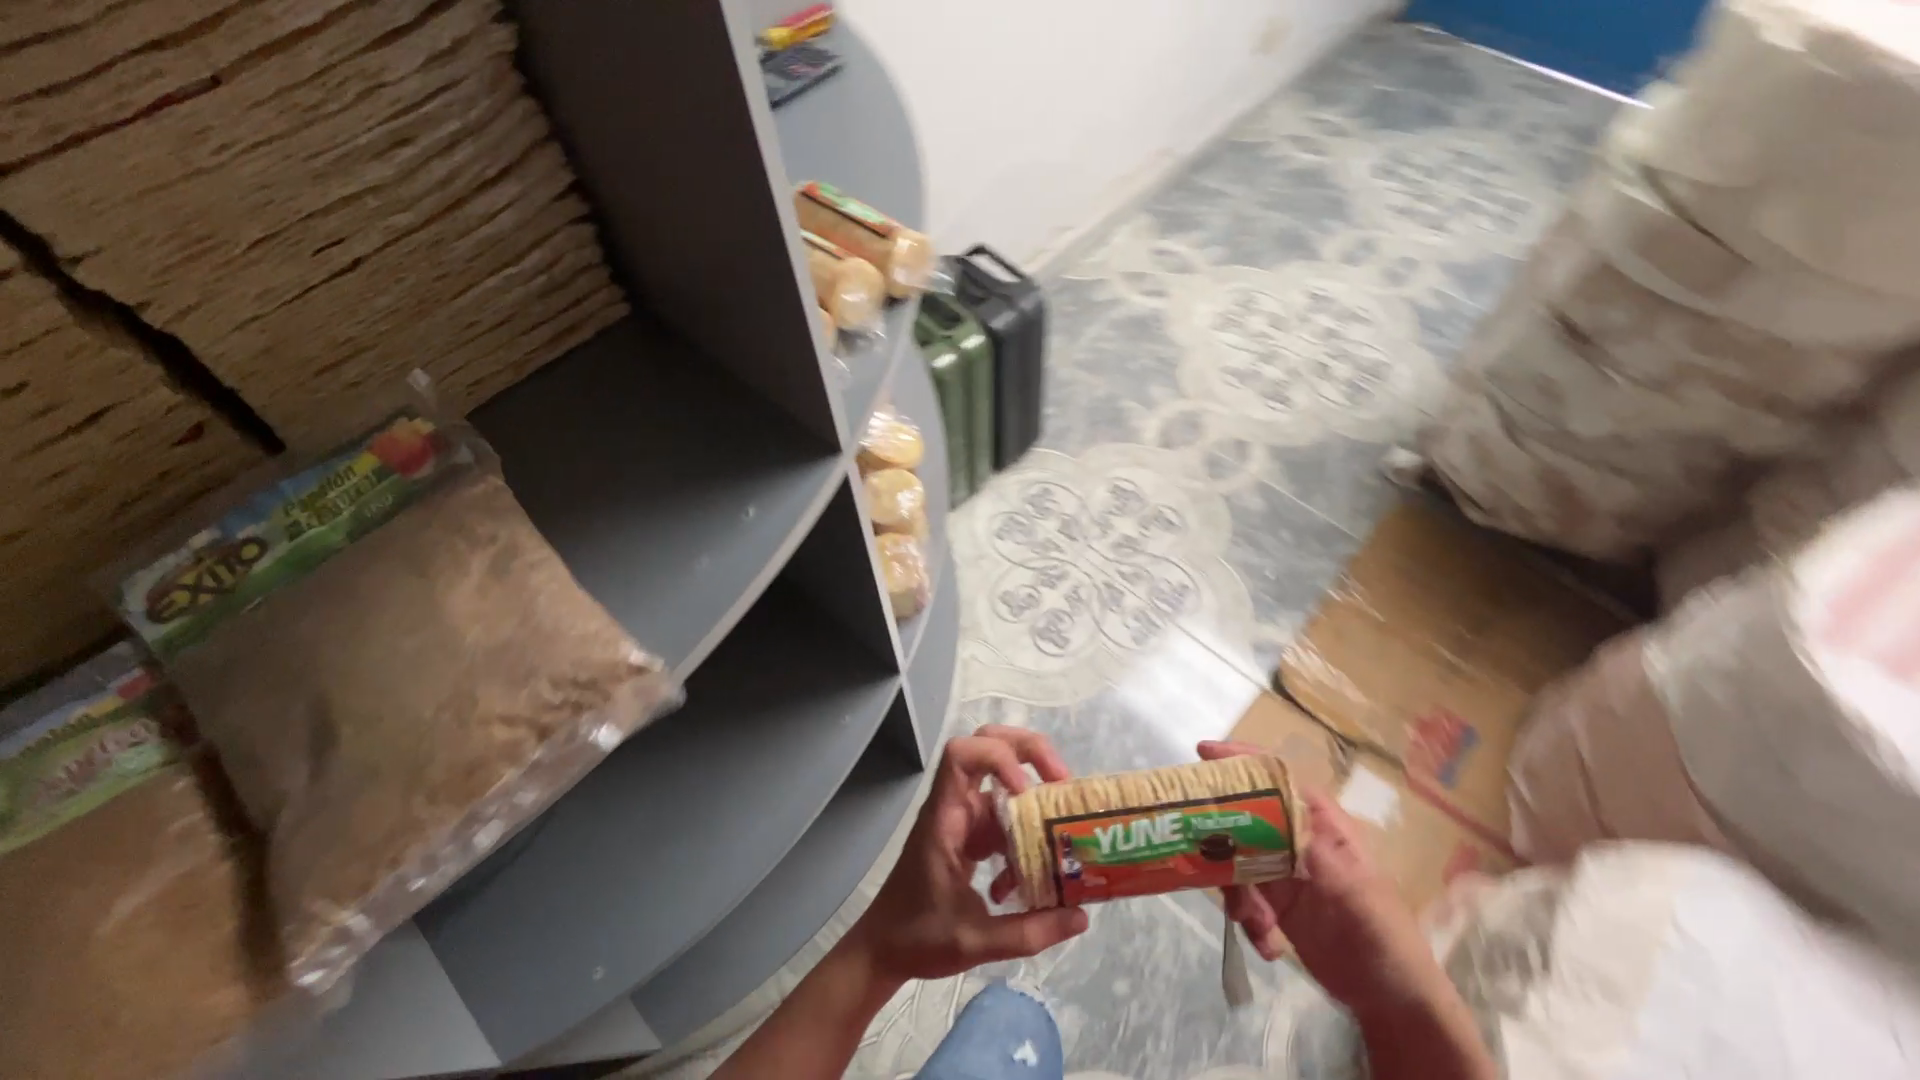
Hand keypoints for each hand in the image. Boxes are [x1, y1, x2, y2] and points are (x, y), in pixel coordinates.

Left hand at [845, 726, 1089, 983]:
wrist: (884, 949)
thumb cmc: (918, 938)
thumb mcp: (975, 942)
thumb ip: (1028, 932)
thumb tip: (1081, 917)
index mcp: (944, 819)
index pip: (960, 756)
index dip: (998, 757)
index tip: (1026, 789)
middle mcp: (954, 808)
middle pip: (987, 747)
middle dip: (1028, 752)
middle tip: (1062, 781)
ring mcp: (963, 820)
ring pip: (1001, 783)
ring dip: (1034, 796)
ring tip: (1063, 820)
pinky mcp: (971, 837)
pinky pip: (1005, 818)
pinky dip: (1026, 836)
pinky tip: (1033, 877)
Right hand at [1198, 740, 1455, 1018]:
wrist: (1392, 998)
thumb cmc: (1384, 936)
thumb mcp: (1355, 892)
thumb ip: (1314, 853)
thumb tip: (1279, 816)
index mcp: (1323, 826)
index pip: (1279, 779)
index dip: (1243, 762)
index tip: (1203, 753)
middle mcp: (1299, 841)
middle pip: (1245, 818)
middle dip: (1223, 842)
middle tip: (1206, 861)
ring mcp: (1284, 873)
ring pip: (1236, 860)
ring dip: (1237, 893)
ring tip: (1257, 925)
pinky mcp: (1275, 905)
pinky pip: (1242, 897)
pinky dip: (1247, 920)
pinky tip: (1267, 944)